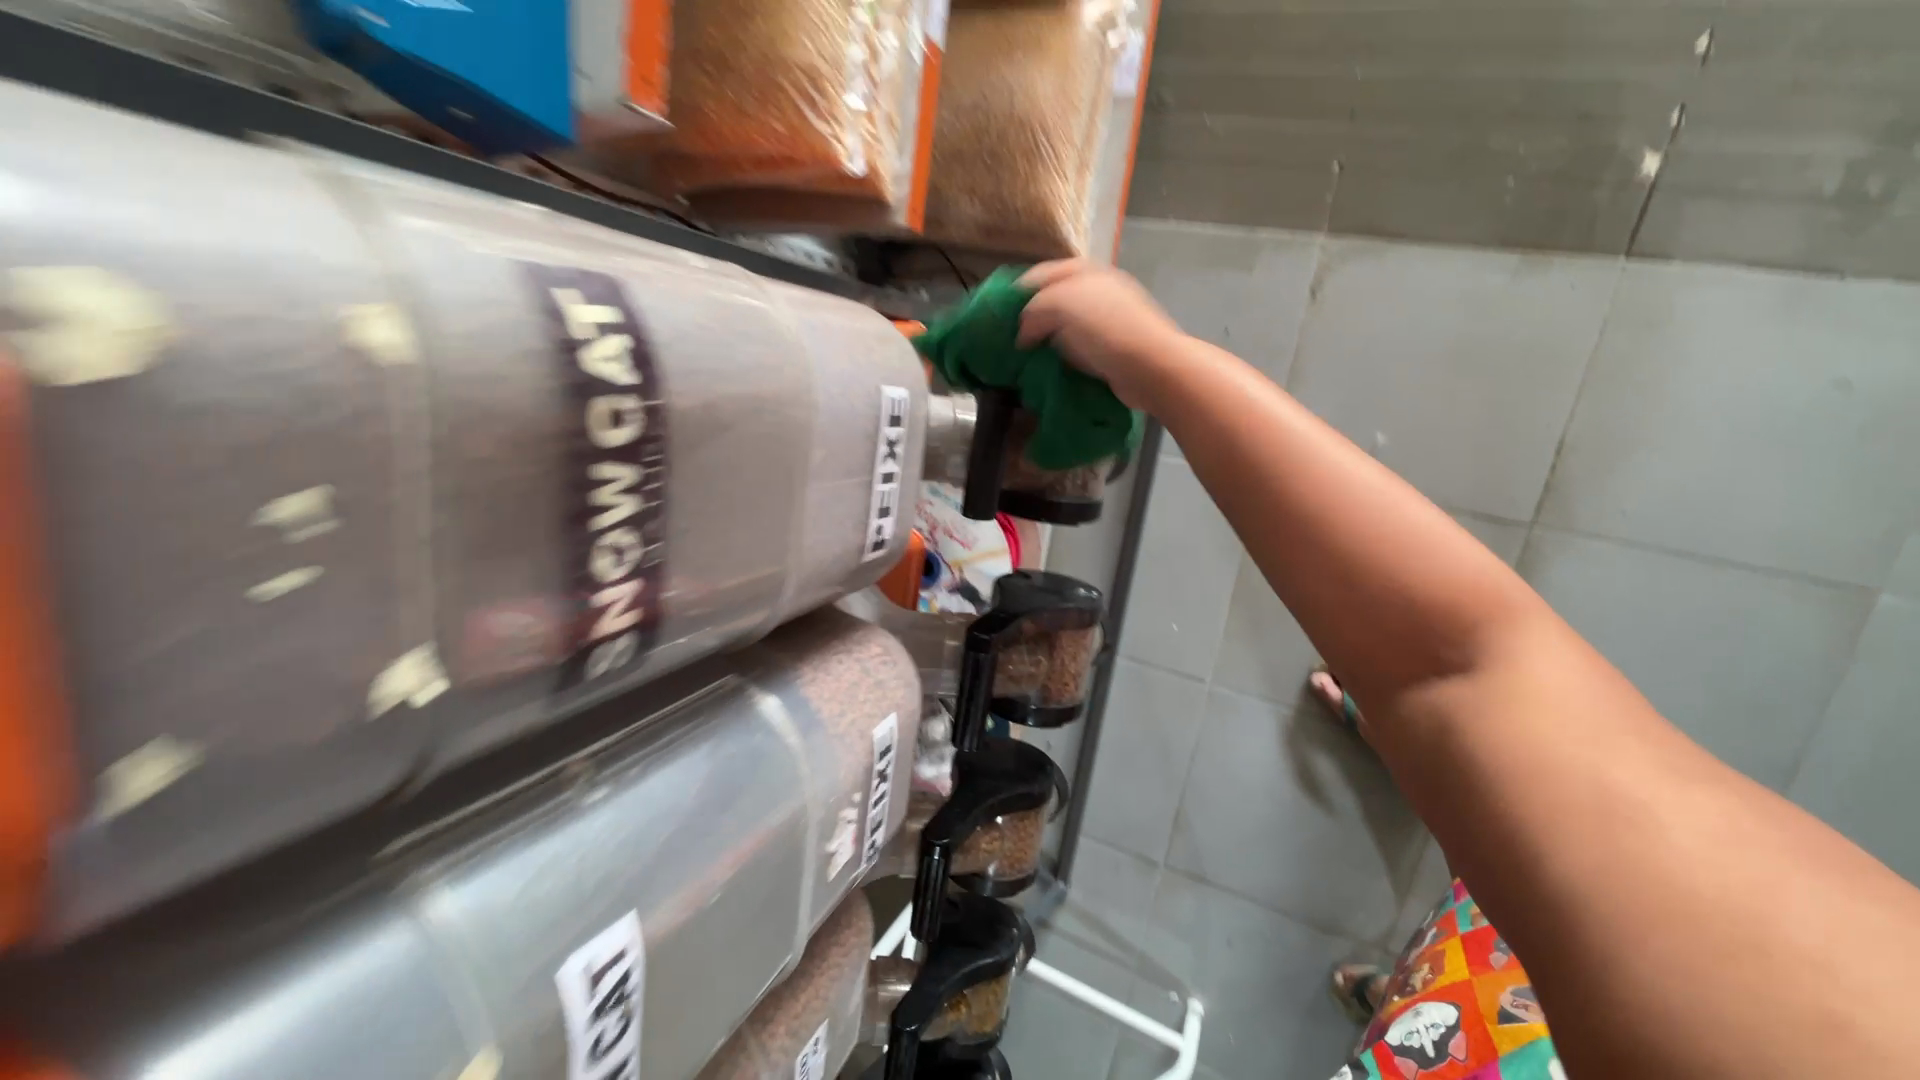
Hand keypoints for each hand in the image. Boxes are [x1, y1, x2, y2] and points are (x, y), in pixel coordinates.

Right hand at [1017, 259, 1186, 409]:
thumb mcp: (1060, 305)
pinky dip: (1061, 357)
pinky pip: (1076, 348)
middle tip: (1006, 339)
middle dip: (1028, 318)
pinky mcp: (1110, 348)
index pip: (1038, 274)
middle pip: (1050, 299)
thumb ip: (1032, 310)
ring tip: (1022, 358)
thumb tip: (1023, 333)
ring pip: (1063, 325)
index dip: (1015, 293)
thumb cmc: (1105, 328)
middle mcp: (1095, 290)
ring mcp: (1105, 319)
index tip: (995, 317)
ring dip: (1044, 340)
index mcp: (1083, 271)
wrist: (1151, 367)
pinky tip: (1048, 369)